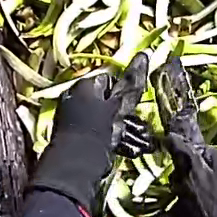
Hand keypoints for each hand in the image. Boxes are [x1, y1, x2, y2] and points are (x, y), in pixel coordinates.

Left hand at [28, 53, 150, 211]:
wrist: (77, 162)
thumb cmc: (99, 127)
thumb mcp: (119, 104)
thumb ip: (132, 81)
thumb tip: (144, 54)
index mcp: (84, 87)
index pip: (108, 81)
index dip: (122, 93)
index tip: (131, 108)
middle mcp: (74, 98)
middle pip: (105, 101)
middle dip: (121, 114)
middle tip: (135, 128)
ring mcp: (72, 118)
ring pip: (103, 119)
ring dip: (120, 129)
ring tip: (133, 143)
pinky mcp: (73, 137)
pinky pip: (96, 133)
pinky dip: (109, 140)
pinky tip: (120, 149)